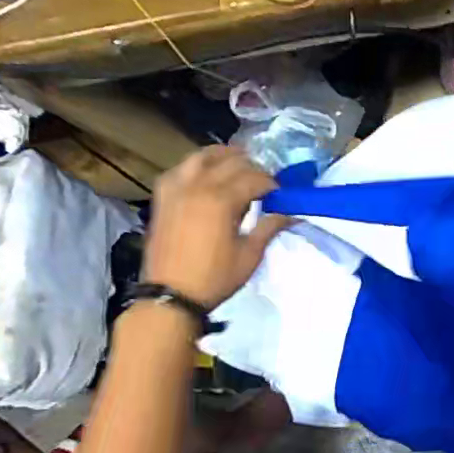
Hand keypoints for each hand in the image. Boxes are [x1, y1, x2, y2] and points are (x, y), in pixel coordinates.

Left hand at [142, 147, 290, 308]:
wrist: (170, 296)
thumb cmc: (214, 279)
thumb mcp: (249, 256)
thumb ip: (267, 229)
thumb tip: (290, 215)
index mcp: (222, 200)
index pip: (253, 178)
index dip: (270, 183)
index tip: (279, 192)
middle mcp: (198, 186)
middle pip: (230, 162)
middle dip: (251, 167)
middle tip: (262, 180)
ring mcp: (177, 190)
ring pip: (201, 157)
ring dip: (222, 156)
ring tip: (235, 161)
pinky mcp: (162, 199)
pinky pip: (178, 170)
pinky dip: (194, 166)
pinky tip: (203, 173)